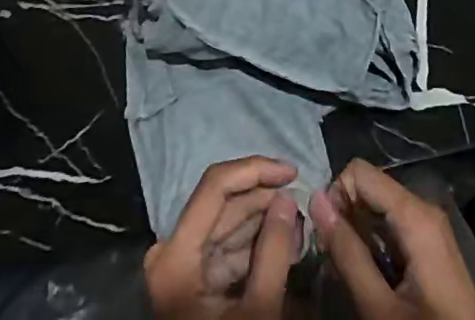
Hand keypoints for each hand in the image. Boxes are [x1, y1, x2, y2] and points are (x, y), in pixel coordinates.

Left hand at [146, 157, 302, 319]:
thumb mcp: (258, 312)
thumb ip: (273, 251)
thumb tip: (286, 199)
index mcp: (175, 254)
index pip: (216, 185)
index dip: (256, 169)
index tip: (294, 172)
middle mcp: (171, 251)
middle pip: (223, 203)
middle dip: (266, 200)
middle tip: (304, 207)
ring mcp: (179, 265)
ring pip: (227, 223)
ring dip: (264, 219)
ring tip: (299, 226)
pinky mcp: (191, 280)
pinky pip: (225, 246)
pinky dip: (255, 242)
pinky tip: (283, 244)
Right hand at [310, 160, 474, 319]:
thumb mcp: (379, 306)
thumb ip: (347, 251)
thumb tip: (316, 201)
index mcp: (415, 214)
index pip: (360, 172)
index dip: (336, 197)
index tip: (327, 238)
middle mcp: (424, 207)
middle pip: (370, 187)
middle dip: (344, 215)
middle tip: (333, 259)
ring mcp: (429, 223)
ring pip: (378, 206)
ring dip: (356, 231)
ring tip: (348, 270)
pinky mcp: (430, 240)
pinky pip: (392, 223)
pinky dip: (372, 240)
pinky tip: (367, 273)